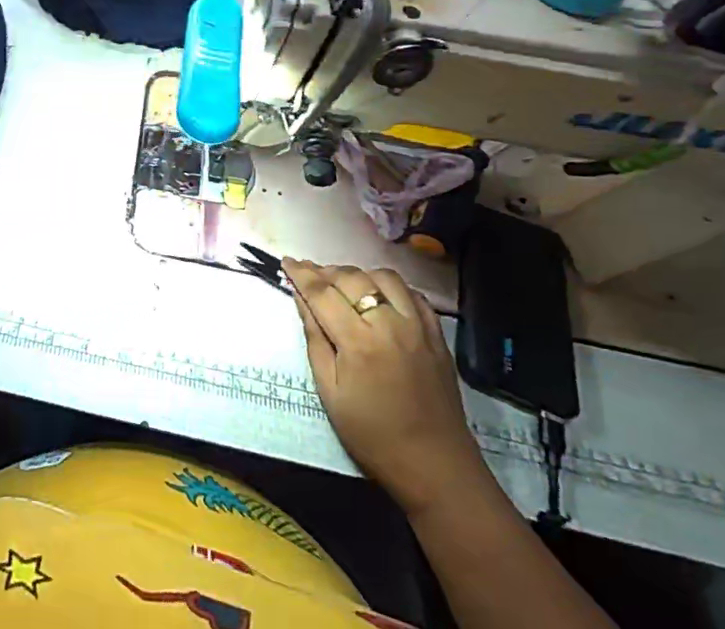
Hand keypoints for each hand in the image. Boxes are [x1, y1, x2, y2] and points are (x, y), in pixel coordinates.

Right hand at [285, 260, 481, 513]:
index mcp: (358, 341)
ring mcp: (418, 325)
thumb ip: (315, 340)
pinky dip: (391, 287)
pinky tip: (380, 296)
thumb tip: (302, 300)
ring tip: (344, 284)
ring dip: (360, 274)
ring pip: (385, 277)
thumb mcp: (330, 392)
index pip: (323, 293)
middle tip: (311, 274)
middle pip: (353, 277)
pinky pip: (412, 293)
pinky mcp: (436, 333)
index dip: (302, 274)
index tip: (287, 261)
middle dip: (327, 271)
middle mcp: (389, 323)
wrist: (433, 463)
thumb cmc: (371, 435)